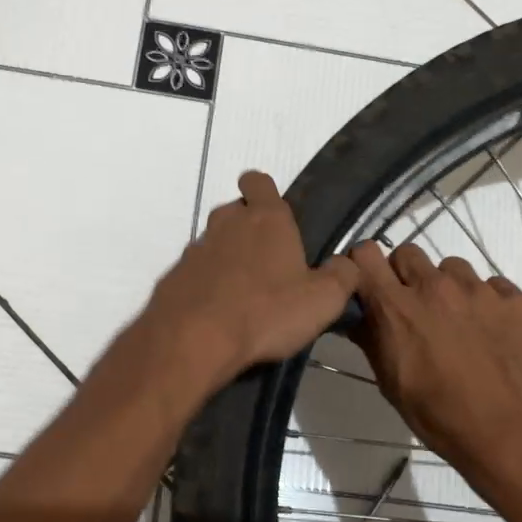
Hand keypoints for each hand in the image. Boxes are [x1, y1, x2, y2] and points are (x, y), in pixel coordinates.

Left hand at [136, 171, 359, 392]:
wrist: (194, 340)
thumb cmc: (266, 312)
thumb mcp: (323, 300)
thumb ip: (342, 276)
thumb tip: (348, 263)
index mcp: (266, 219)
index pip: (259, 182)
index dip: (264, 192)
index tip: (274, 214)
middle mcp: (227, 224)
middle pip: (235, 212)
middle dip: (248, 229)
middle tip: (268, 263)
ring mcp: (195, 249)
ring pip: (215, 243)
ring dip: (227, 259)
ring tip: (244, 294)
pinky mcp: (174, 277)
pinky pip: (195, 273)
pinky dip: (207, 285)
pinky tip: (218, 313)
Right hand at [350, 242, 521, 485]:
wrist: (510, 431)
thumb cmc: (439, 415)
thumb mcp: (391, 384)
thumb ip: (372, 340)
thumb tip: (357, 318)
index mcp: (396, 308)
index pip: (364, 254)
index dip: (364, 266)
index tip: (369, 285)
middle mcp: (435, 287)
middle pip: (408, 253)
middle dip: (405, 275)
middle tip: (413, 308)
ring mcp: (478, 289)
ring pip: (451, 267)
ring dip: (446, 287)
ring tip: (457, 322)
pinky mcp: (514, 298)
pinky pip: (491, 285)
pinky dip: (485, 301)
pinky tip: (489, 332)